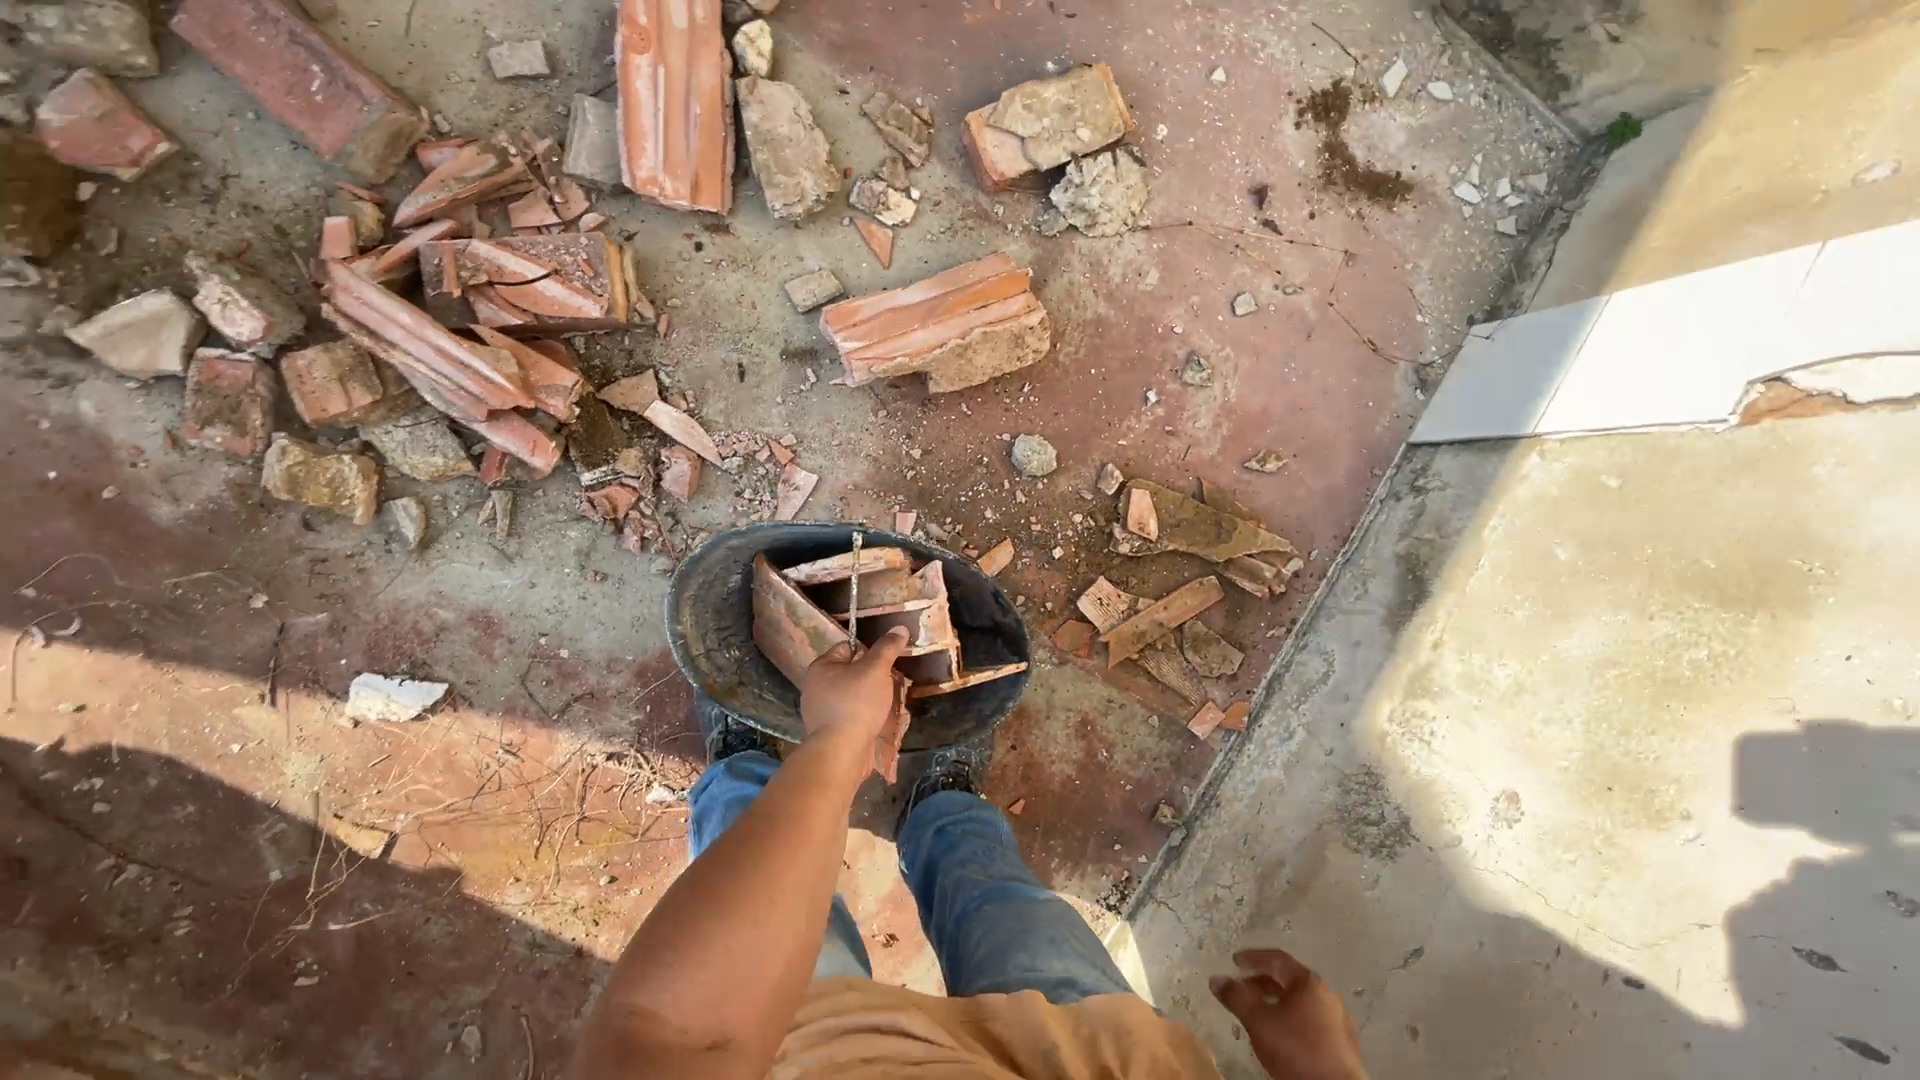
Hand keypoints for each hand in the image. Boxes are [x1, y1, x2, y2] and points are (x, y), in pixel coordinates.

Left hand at [799, 627, 909, 761]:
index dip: (870, 652)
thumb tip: (900, 628)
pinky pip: (850, 715)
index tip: (887, 663)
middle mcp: (815, 687)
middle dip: (873, 677)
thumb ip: (887, 648)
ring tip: (888, 704)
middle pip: (851, 672)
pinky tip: (877, 721)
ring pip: (852, 695)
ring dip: (871, 698)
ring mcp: (819, 711)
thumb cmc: (856, 704)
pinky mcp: (828, 731)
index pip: (848, 647)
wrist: (841, 751)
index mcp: (820, 667)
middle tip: (892, 683)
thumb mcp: (876, 669)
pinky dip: (864, 716)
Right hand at [1210, 949, 1368, 1079]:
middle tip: (1241, 990)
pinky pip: (1309, 1022)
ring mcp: (1337, 1021)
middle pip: (1289, 981)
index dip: (1253, 958)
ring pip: (1299, 1004)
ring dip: (1275, 1004)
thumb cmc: (1296, 1049)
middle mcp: (1327, 996)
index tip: (1234, 962)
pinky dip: (1290, 1020)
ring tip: (1256, 1015)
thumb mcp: (1258, 1021)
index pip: (1278, 959)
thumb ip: (1236, 997)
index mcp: (1309, 983)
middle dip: (1261, 984)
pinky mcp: (1341, 1045)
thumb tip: (1216, 979)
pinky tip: (1279, 1036)